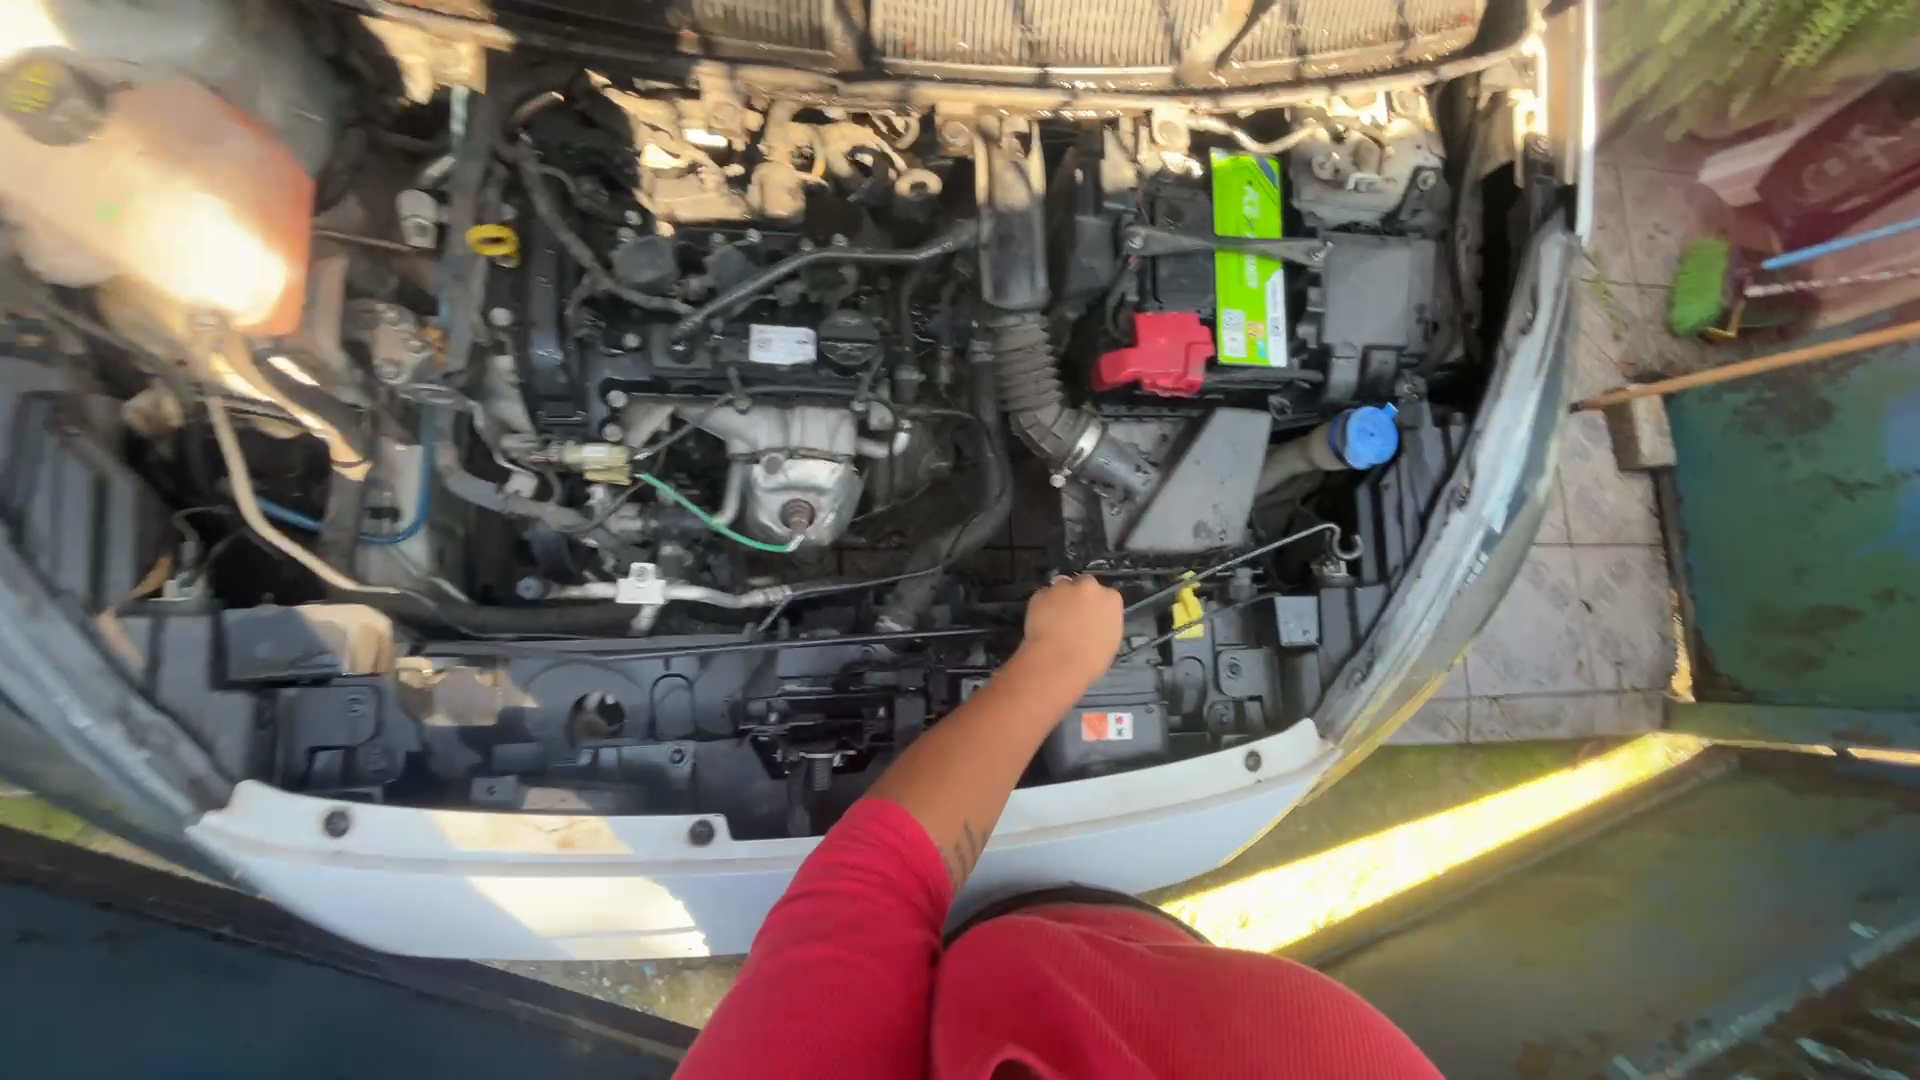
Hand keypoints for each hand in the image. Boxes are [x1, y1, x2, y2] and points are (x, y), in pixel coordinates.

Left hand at [1017, 574, 1123, 686]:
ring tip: (1054, 617)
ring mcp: (1062, 587)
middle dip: (1078, 595)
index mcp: (1111, 598)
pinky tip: (1041, 621)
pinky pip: (1043, 596)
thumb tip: (1095, 619)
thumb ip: (1104, 621)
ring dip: (1060, 597)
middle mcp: (1088, 586)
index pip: (1106, 594)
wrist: (1058, 662)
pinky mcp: (1040, 593)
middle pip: (1084, 584)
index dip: (1096, 605)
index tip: (1090, 616)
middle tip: (1072, 614)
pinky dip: (1043, 605)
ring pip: (1061, 586)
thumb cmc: (1091, 659)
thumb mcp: (1110, 640)